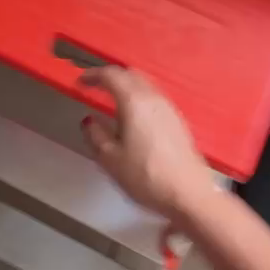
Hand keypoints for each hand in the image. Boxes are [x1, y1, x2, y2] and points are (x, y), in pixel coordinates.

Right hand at [78, 66, 220, 222]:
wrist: (189, 194)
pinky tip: (134, 115)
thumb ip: (96, 135)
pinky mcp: (178, 120)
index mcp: (134, 101)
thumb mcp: (110, 159)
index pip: (112, 75)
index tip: (81, 82)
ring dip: (127, 86)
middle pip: (130, 75)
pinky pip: (154, 97)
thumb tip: (89, 121)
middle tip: (95, 87)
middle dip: (111, 76)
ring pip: (145, 84)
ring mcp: (169, 108)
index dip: (93, 75)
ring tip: (112, 100)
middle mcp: (153, 97)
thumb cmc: (145, 176)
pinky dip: (139, 96)